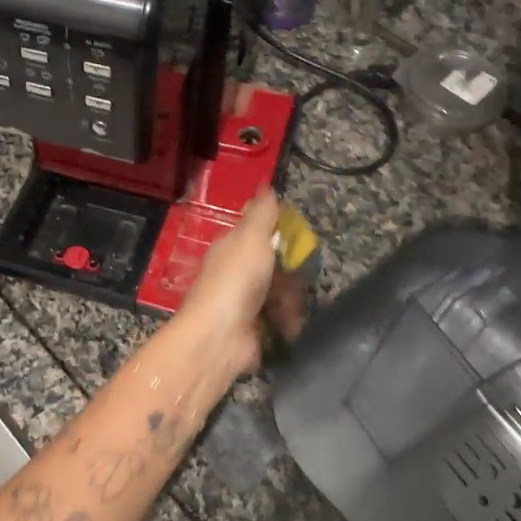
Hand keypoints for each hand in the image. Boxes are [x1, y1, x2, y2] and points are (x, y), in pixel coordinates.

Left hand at [175, 188, 279, 379]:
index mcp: (231, 248)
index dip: (281, 235)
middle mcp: (236, 273)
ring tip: (288, 310)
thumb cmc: (235, 281)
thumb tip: (264, 183)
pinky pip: (280, 320)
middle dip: (291, 274)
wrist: (219, 337)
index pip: (259, 234)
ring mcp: (245, 303)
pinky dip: (286, 323)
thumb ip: (261, 213)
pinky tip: (287, 327)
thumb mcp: (251, 238)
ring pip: (281, 294)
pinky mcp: (254, 329)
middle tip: (298, 277)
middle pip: (276, 266)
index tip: (301, 239)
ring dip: (290, 302)